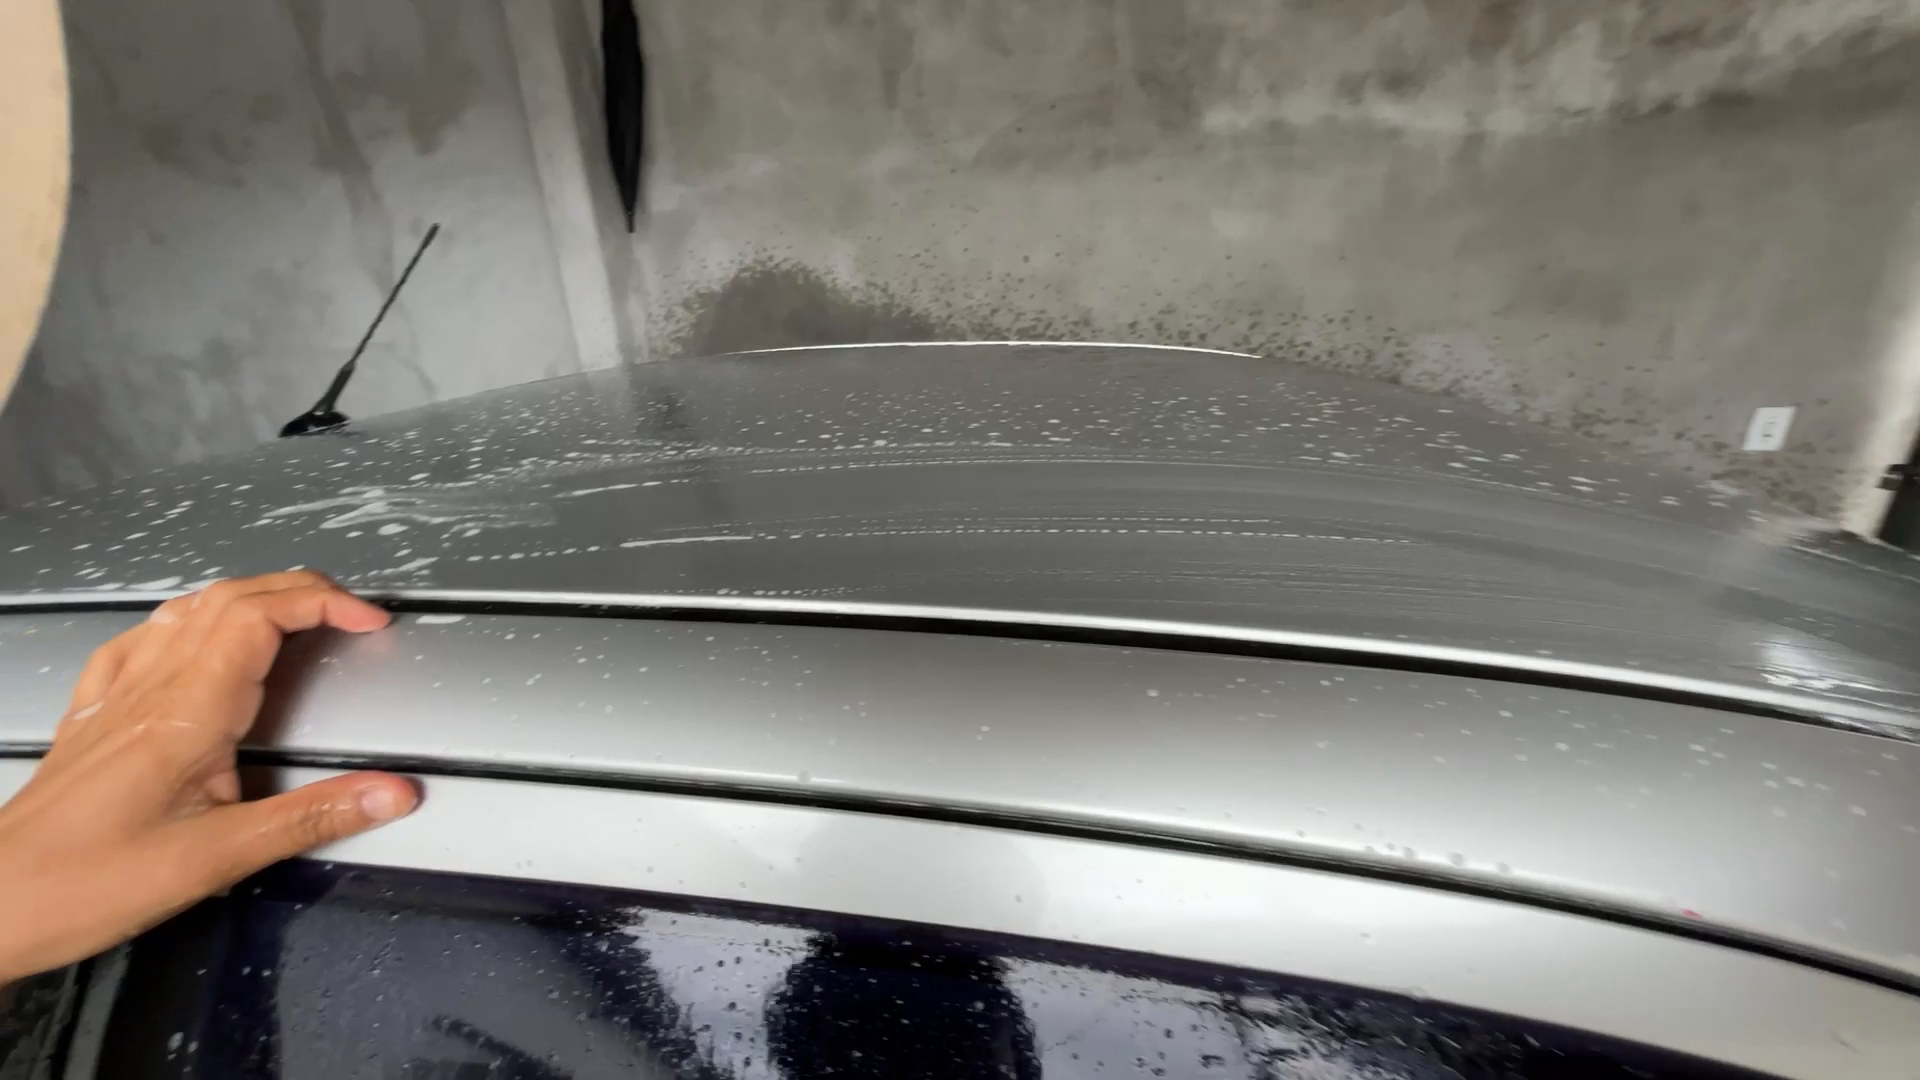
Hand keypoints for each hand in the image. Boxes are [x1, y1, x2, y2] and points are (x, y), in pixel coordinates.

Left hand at [0, 571, 417, 983]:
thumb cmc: (77, 887)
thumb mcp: (212, 859)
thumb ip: (313, 818)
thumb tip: (394, 792)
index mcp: (184, 712)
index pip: (258, 617)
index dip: (325, 604)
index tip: (371, 623)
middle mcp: (148, 691)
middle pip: (230, 598)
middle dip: (305, 590)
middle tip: (354, 613)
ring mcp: (115, 697)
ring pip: (189, 609)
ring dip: (258, 595)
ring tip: (303, 614)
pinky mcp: (96, 715)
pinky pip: (144, 639)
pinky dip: (194, 618)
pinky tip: (205, 634)